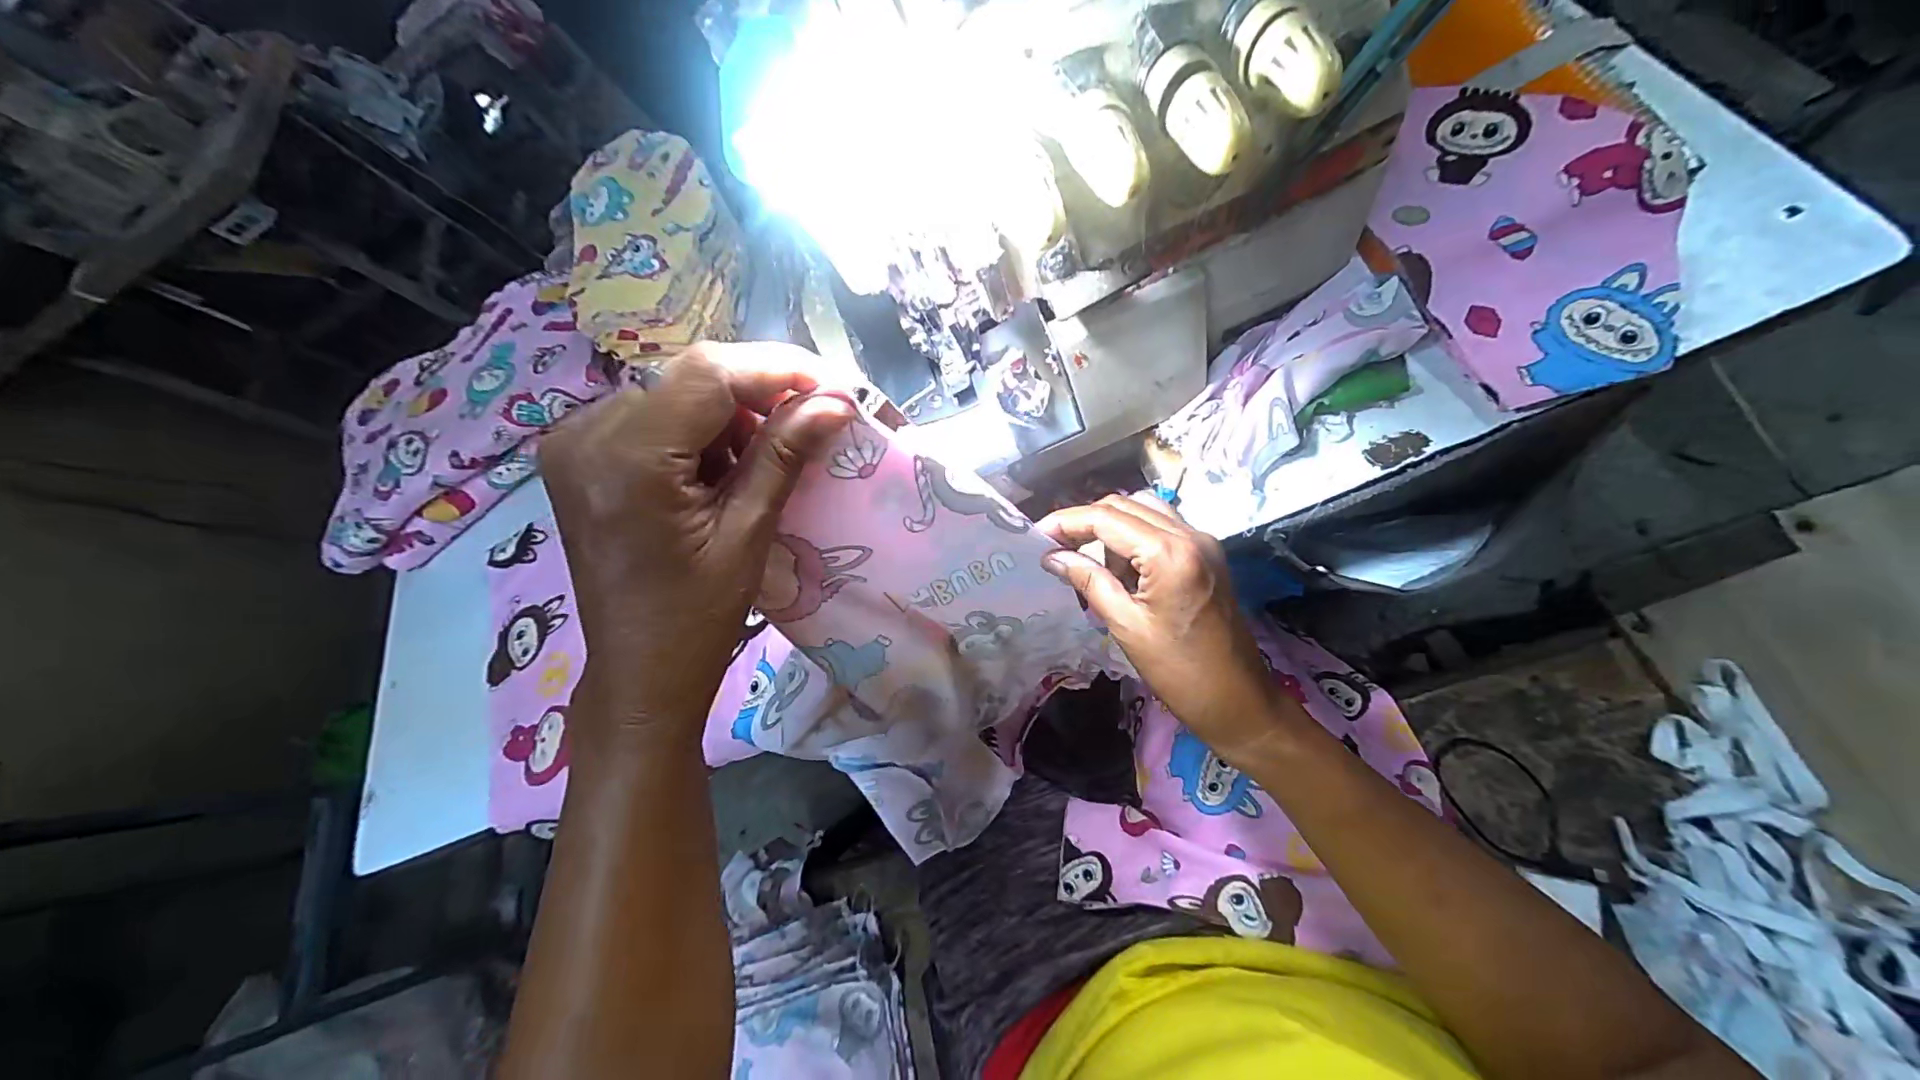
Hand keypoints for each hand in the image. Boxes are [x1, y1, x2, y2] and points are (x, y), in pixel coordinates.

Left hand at [540, 342, 853, 737]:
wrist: (638, 670)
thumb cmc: (696, 617)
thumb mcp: (748, 533)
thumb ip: (784, 455)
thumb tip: (836, 401)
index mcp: (627, 458)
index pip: (707, 375)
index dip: (775, 370)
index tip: (829, 388)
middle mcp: (586, 434)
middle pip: (689, 377)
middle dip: (756, 392)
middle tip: (808, 419)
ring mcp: (575, 442)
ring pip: (673, 392)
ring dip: (728, 413)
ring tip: (762, 458)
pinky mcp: (579, 455)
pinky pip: (652, 416)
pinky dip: (697, 430)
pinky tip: (720, 468)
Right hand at [1035, 495, 1286, 762]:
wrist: (1239, 700)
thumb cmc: (1180, 671)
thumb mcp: (1126, 626)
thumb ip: (1089, 581)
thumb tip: (1053, 557)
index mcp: (1169, 553)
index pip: (1106, 517)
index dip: (1066, 522)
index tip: (1037, 536)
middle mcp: (1190, 535)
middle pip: (1124, 505)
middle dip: (1086, 521)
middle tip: (1055, 547)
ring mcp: (1203, 542)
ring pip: (1144, 511)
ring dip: (1110, 527)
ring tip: (1085, 559)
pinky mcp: (1208, 555)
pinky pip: (1162, 528)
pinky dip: (1134, 537)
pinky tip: (1117, 566)